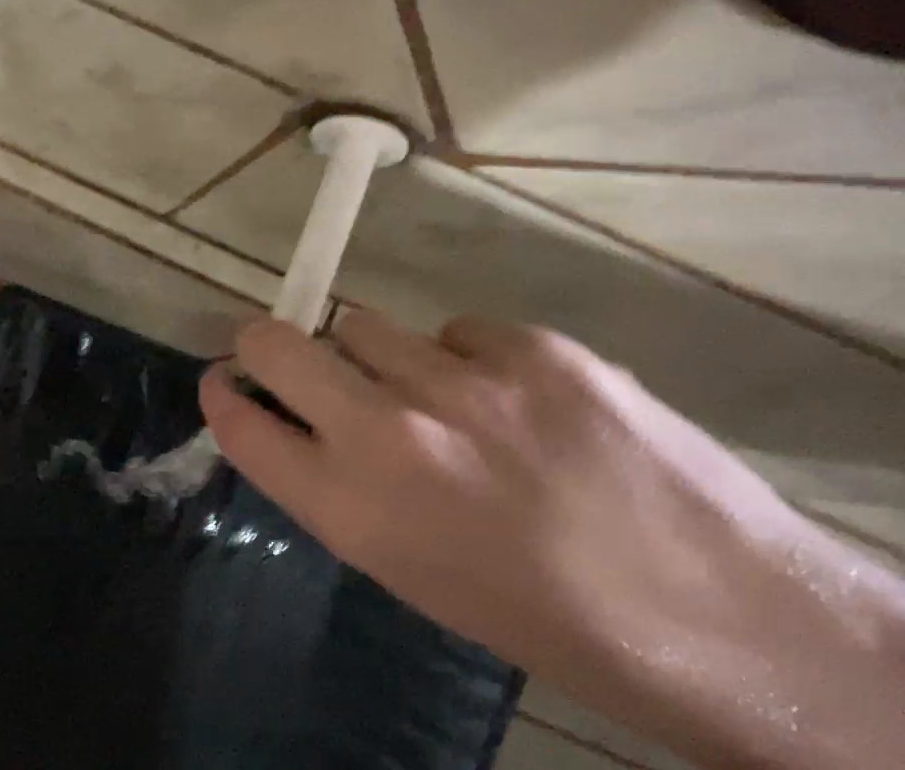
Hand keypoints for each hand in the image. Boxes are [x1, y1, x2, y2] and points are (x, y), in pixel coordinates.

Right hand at [201, 310, 904, 769]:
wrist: (718, 616)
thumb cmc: (536, 613)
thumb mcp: (406, 569)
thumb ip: (335, 487)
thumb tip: (298, 422)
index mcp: (349, 507)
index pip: (239, 420)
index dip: (222, 391)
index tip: (225, 379)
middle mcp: (386, 434)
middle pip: (274, 343)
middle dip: (265, 342)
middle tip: (285, 353)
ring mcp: (462, 382)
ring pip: (367, 325)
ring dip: (379, 356)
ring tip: (437, 394)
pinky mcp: (534, 350)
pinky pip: (460, 330)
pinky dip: (469, 358)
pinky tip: (517, 400)